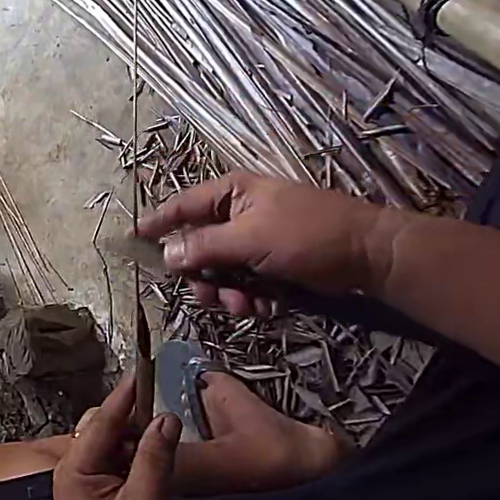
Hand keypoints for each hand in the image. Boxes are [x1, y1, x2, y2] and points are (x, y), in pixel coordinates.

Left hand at [53, 375, 180, 499]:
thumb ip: (156, 458)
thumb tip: (168, 416)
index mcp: (74, 470)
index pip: (104, 418)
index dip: (128, 391)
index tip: (147, 363)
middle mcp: (73, 472)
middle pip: (108, 429)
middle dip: (137, 418)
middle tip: (170, 410)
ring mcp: (84, 488)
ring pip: (116, 447)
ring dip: (141, 441)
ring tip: (169, 435)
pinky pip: (120, 466)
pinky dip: (139, 460)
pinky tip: (159, 461)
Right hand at [136, 172, 397, 315]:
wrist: (367, 255)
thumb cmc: (306, 234)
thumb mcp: (250, 239)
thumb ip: (204, 246)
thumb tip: (166, 254)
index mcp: (231, 194)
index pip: (182, 206)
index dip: (158, 223)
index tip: (133, 240)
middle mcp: (239, 214)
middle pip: (199, 248)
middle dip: (204, 277)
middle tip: (210, 296)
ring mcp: (256, 240)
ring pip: (221, 271)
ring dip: (228, 293)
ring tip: (248, 305)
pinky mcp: (272, 264)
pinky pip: (245, 283)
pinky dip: (252, 298)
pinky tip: (268, 305)